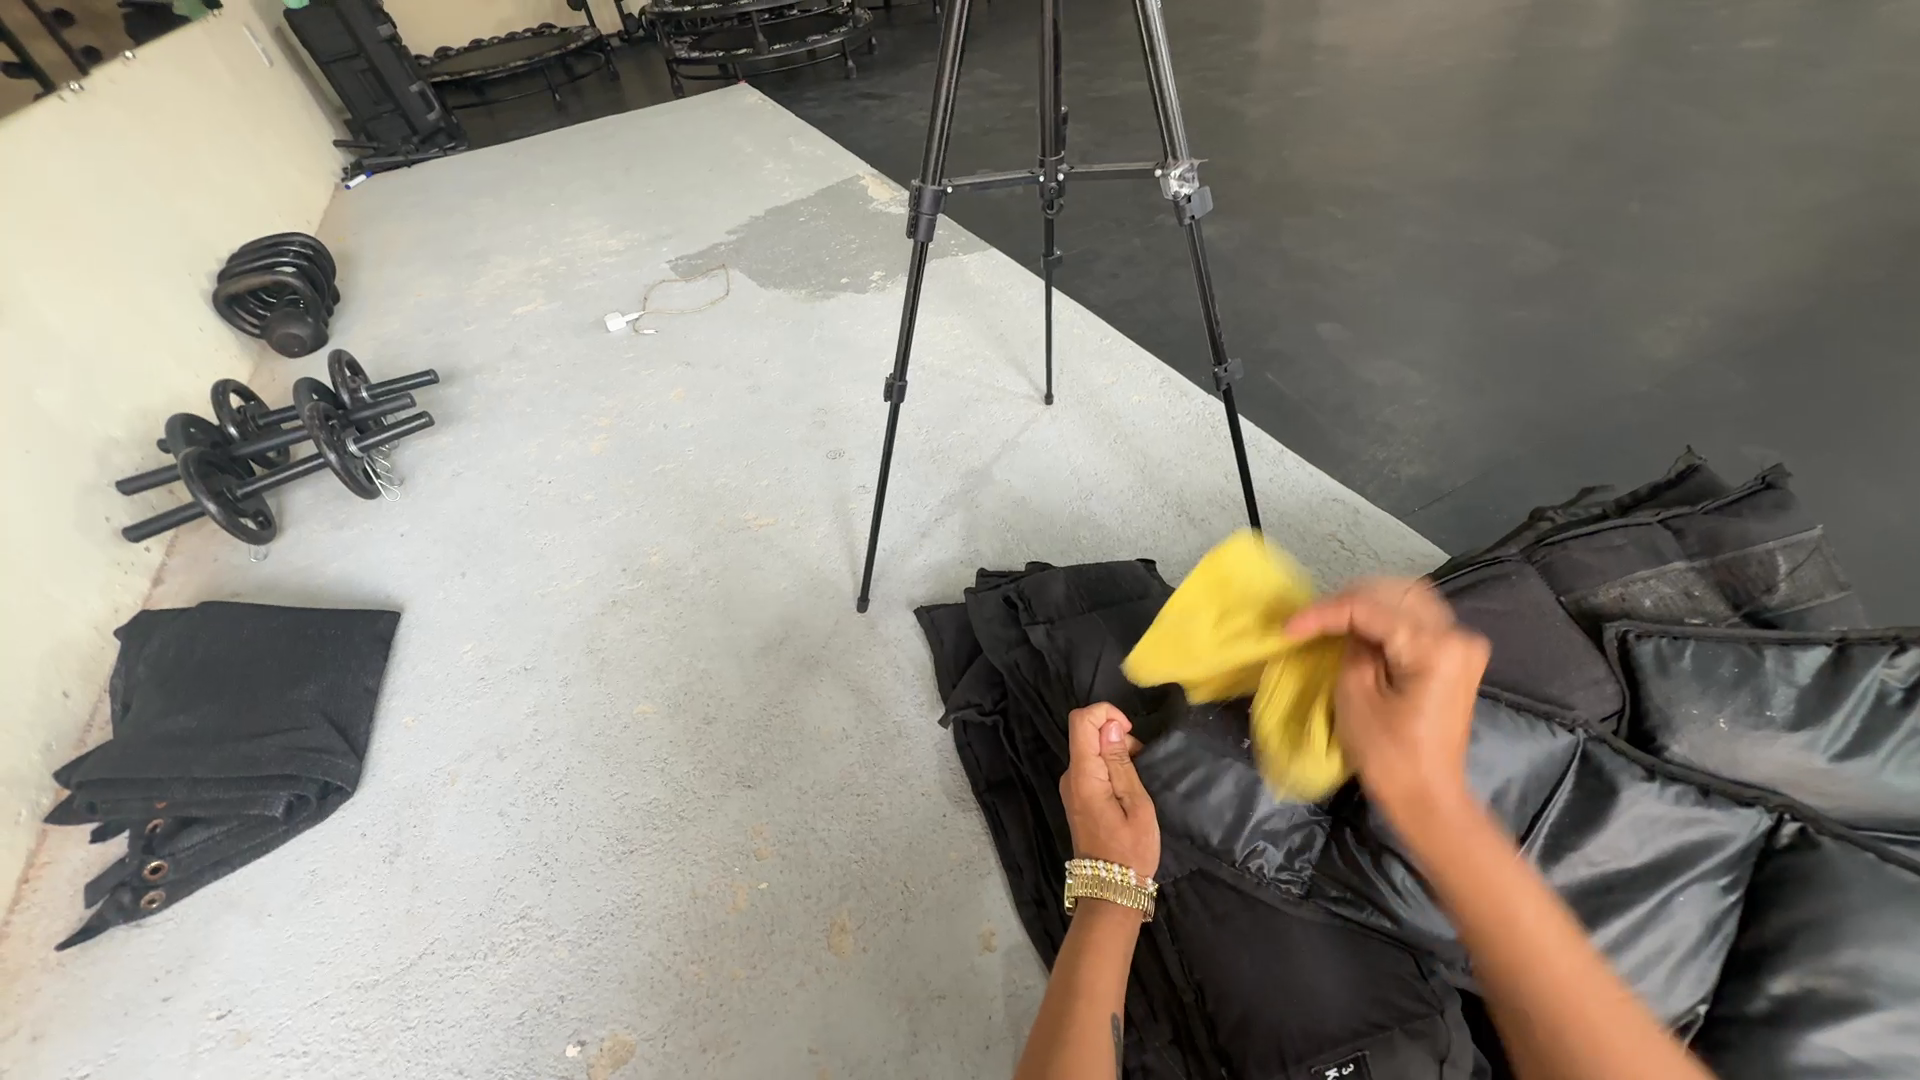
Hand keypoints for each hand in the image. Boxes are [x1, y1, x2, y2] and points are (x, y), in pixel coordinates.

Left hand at [1060, 703, 1159, 880]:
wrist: (1110, 889)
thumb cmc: (1131, 849)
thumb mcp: (1136, 803)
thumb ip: (1120, 762)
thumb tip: (1110, 726)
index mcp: (1082, 774)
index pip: (1081, 720)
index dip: (1106, 714)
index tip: (1130, 733)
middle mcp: (1070, 775)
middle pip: (1086, 733)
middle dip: (1116, 736)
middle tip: (1140, 764)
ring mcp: (1070, 786)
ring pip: (1090, 749)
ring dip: (1115, 753)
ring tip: (1137, 782)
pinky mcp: (1076, 796)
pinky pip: (1091, 767)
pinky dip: (1110, 767)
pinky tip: (1127, 789)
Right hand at [1285, 578, 1488, 827]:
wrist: (1427, 795)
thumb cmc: (1387, 753)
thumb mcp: (1355, 694)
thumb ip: (1350, 646)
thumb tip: (1342, 624)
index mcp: (1435, 647)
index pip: (1369, 609)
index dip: (1323, 613)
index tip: (1287, 628)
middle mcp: (1457, 635)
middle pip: (1393, 592)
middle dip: (1345, 600)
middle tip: (1307, 620)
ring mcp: (1461, 644)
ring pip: (1406, 598)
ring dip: (1365, 602)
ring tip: (1328, 619)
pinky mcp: (1455, 655)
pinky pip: (1415, 616)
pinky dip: (1384, 614)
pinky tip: (1357, 624)